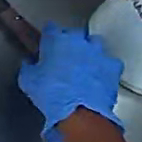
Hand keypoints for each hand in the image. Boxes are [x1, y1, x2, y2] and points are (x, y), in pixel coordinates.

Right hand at [17, 23, 124, 141]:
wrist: (79, 113)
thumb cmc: (51, 94)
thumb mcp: (28, 80)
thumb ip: (29, 67)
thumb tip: (29, 65)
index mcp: (55, 40)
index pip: (50, 28)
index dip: (48, 36)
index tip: (46, 43)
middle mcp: (78, 41)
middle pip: (74, 33)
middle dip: (69, 42)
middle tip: (63, 56)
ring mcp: (98, 53)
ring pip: (94, 44)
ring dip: (89, 51)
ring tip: (83, 64)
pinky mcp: (113, 67)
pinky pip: (109, 62)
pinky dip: (104, 67)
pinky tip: (98, 76)